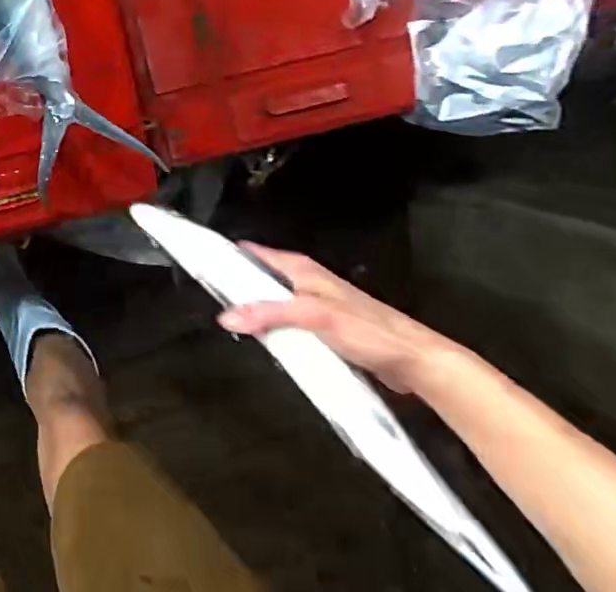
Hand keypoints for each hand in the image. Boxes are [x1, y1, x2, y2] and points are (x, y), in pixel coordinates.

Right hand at [216, 244, 463, 394]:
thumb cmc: (370, 331)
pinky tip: (267, 343)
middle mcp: (304, 281)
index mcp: (300, 268)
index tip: (201, 262)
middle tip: (213, 301)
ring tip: (233, 323)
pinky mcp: (321, 328)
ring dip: (255, 313)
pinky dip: (273, 330)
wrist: (414, 362)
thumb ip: (270, 314)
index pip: (253, 253)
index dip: (227, 255)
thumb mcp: (313, 316)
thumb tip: (227, 316)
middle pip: (258, 279)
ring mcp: (312, 305)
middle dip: (236, 288)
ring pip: (271, 303)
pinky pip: (285, 324)